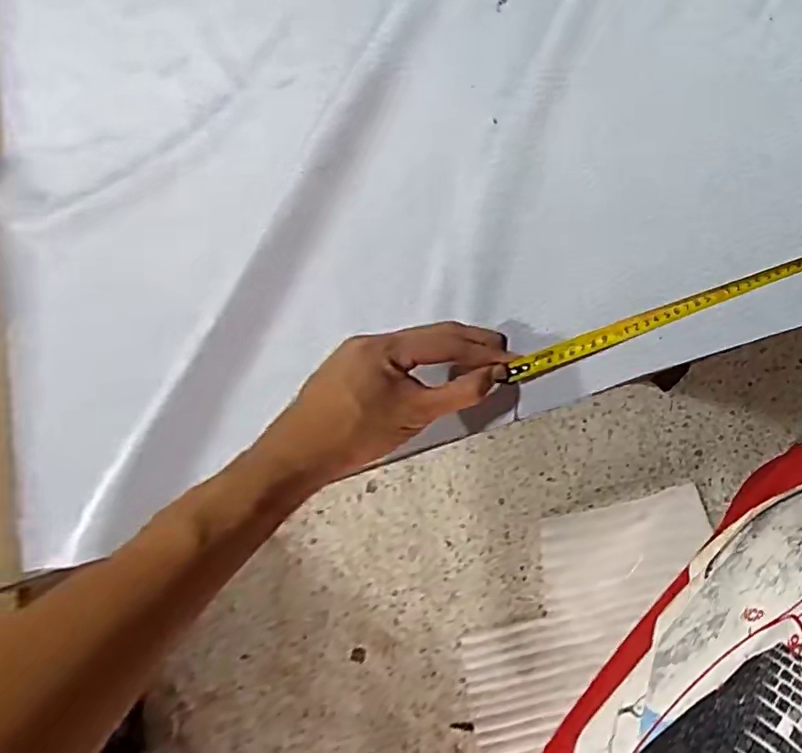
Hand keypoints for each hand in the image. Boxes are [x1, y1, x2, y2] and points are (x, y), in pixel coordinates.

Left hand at [247, 322, 513, 488]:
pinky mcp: (354, 370)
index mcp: (384, 347)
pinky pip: (407, 356)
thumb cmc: (351, 437)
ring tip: (483, 367)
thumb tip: (498, 374)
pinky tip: (447, 374)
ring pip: (422, 345)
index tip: (514, 362)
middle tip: (506, 359)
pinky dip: (434, 362)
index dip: (485, 351)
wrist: (287, 466)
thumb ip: (463, 391)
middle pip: (436, 336)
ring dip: (456, 353)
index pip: (447, 341)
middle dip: (475, 346)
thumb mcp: (415, 414)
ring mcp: (359, 355)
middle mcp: (371, 343)